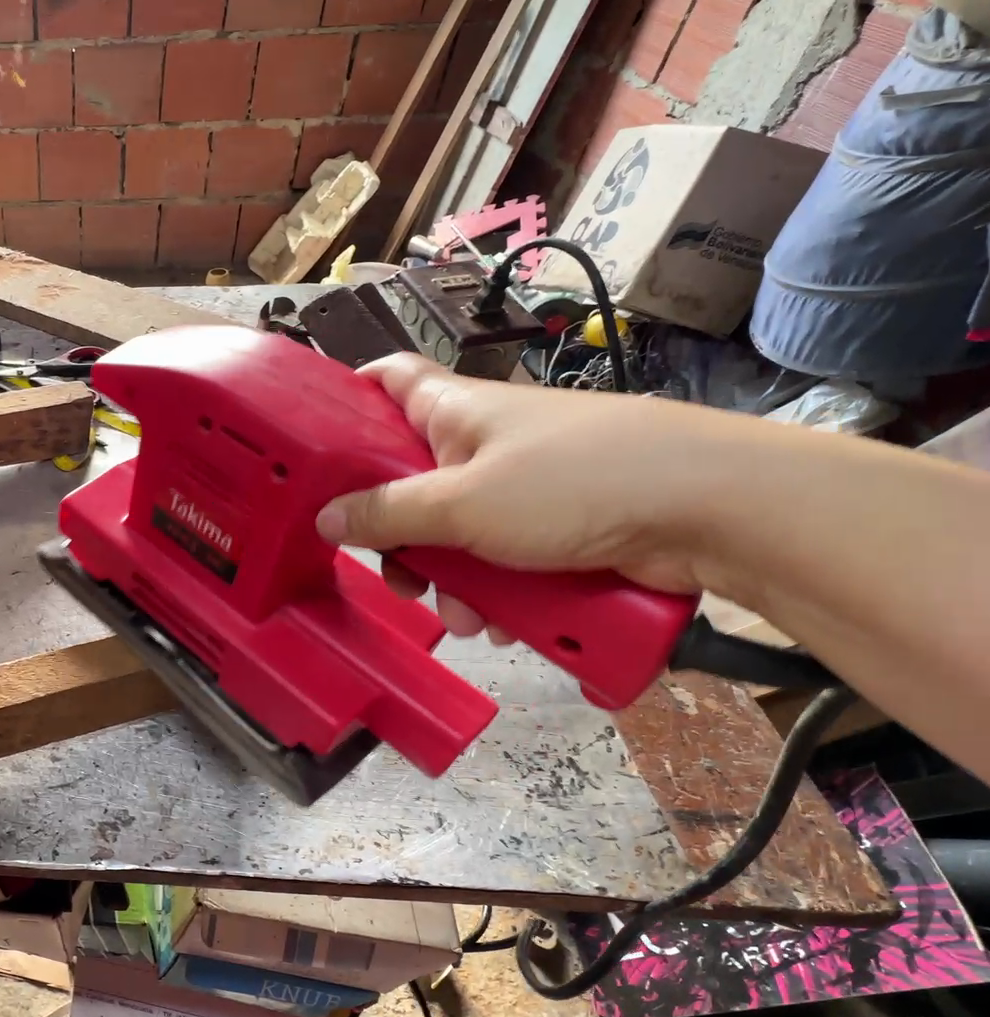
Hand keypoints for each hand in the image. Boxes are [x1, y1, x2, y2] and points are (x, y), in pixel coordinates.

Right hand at [315, 353, 744, 636]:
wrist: (718, 508)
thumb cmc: (574, 483)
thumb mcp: (462, 503)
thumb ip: (388, 514)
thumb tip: (323, 520)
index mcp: (453, 410)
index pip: (387, 379)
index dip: (347, 398)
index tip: (316, 443)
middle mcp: (482, 438)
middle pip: (409, 475)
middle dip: (393, 529)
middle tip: (390, 570)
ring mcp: (522, 481)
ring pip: (454, 525)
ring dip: (445, 574)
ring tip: (458, 614)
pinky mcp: (559, 522)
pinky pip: (501, 553)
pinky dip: (492, 586)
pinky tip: (499, 620)